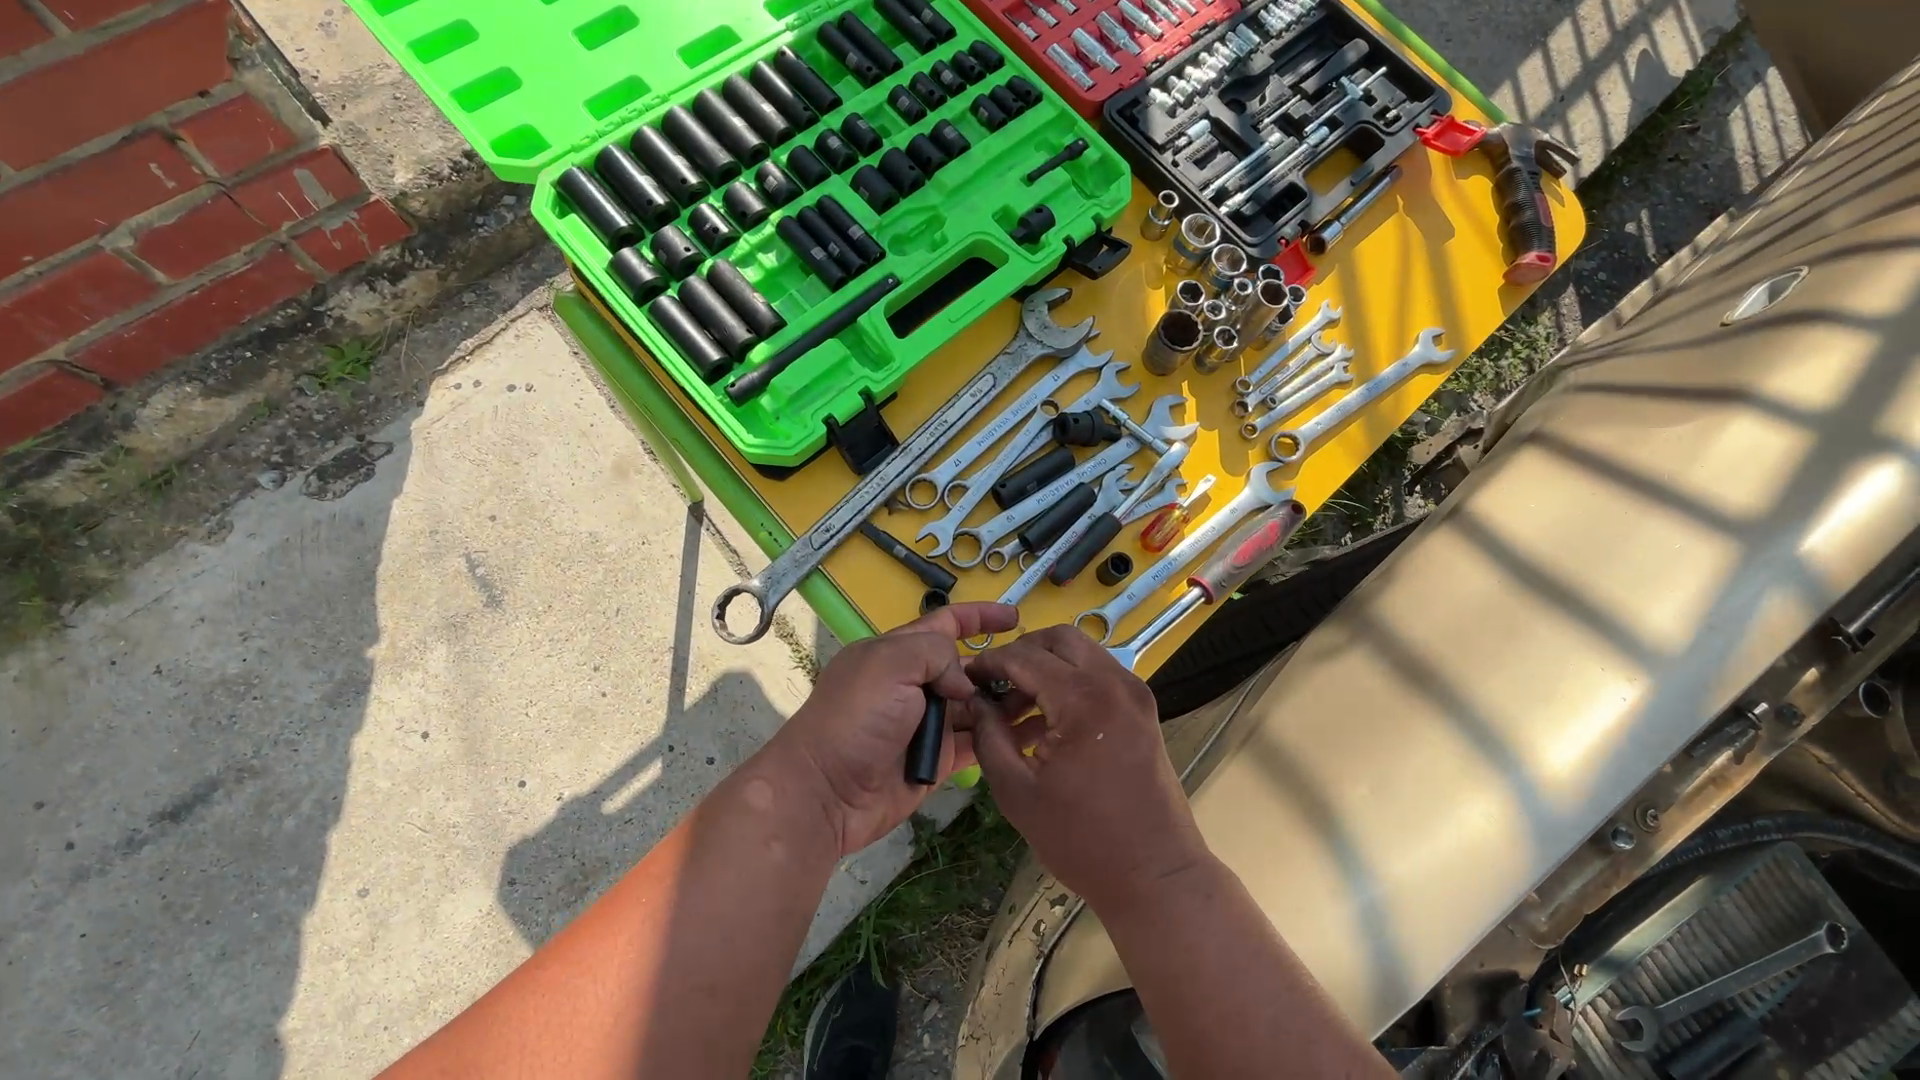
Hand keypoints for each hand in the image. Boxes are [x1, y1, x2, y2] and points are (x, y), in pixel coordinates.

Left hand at [764, 602, 1018, 856]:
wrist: (827, 792)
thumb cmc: (855, 719)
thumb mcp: (890, 664)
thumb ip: (935, 654)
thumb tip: (964, 683)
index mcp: (897, 652)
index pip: (945, 624)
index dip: (979, 616)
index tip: (1016, 616)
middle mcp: (914, 685)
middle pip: (967, 668)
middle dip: (1002, 665)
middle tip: (1041, 671)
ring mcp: (927, 725)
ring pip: (978, 707)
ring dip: (1008, 702)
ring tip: (1046, 700)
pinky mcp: (937, 760)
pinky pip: (978, 744)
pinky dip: (1002, 738)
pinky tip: (1034, 733)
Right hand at [962, 626, 1209, 913]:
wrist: (1156, 876)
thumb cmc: (1082, 840)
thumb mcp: (1017, 792)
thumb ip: (989, 737)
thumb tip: (974, 702)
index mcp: (1084, 699)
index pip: (1025, 657)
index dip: (989, 662)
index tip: (965, 677)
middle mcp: (1115, 683)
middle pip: (1060, 639)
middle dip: (1021, 654)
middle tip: (993, 686)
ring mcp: (1134, 695)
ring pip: (1082, 655)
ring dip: (1046, 669)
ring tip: (1012, 711)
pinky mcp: (1142, 712)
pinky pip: (1098, 679)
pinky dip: (1068, 686)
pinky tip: (1041, 727)